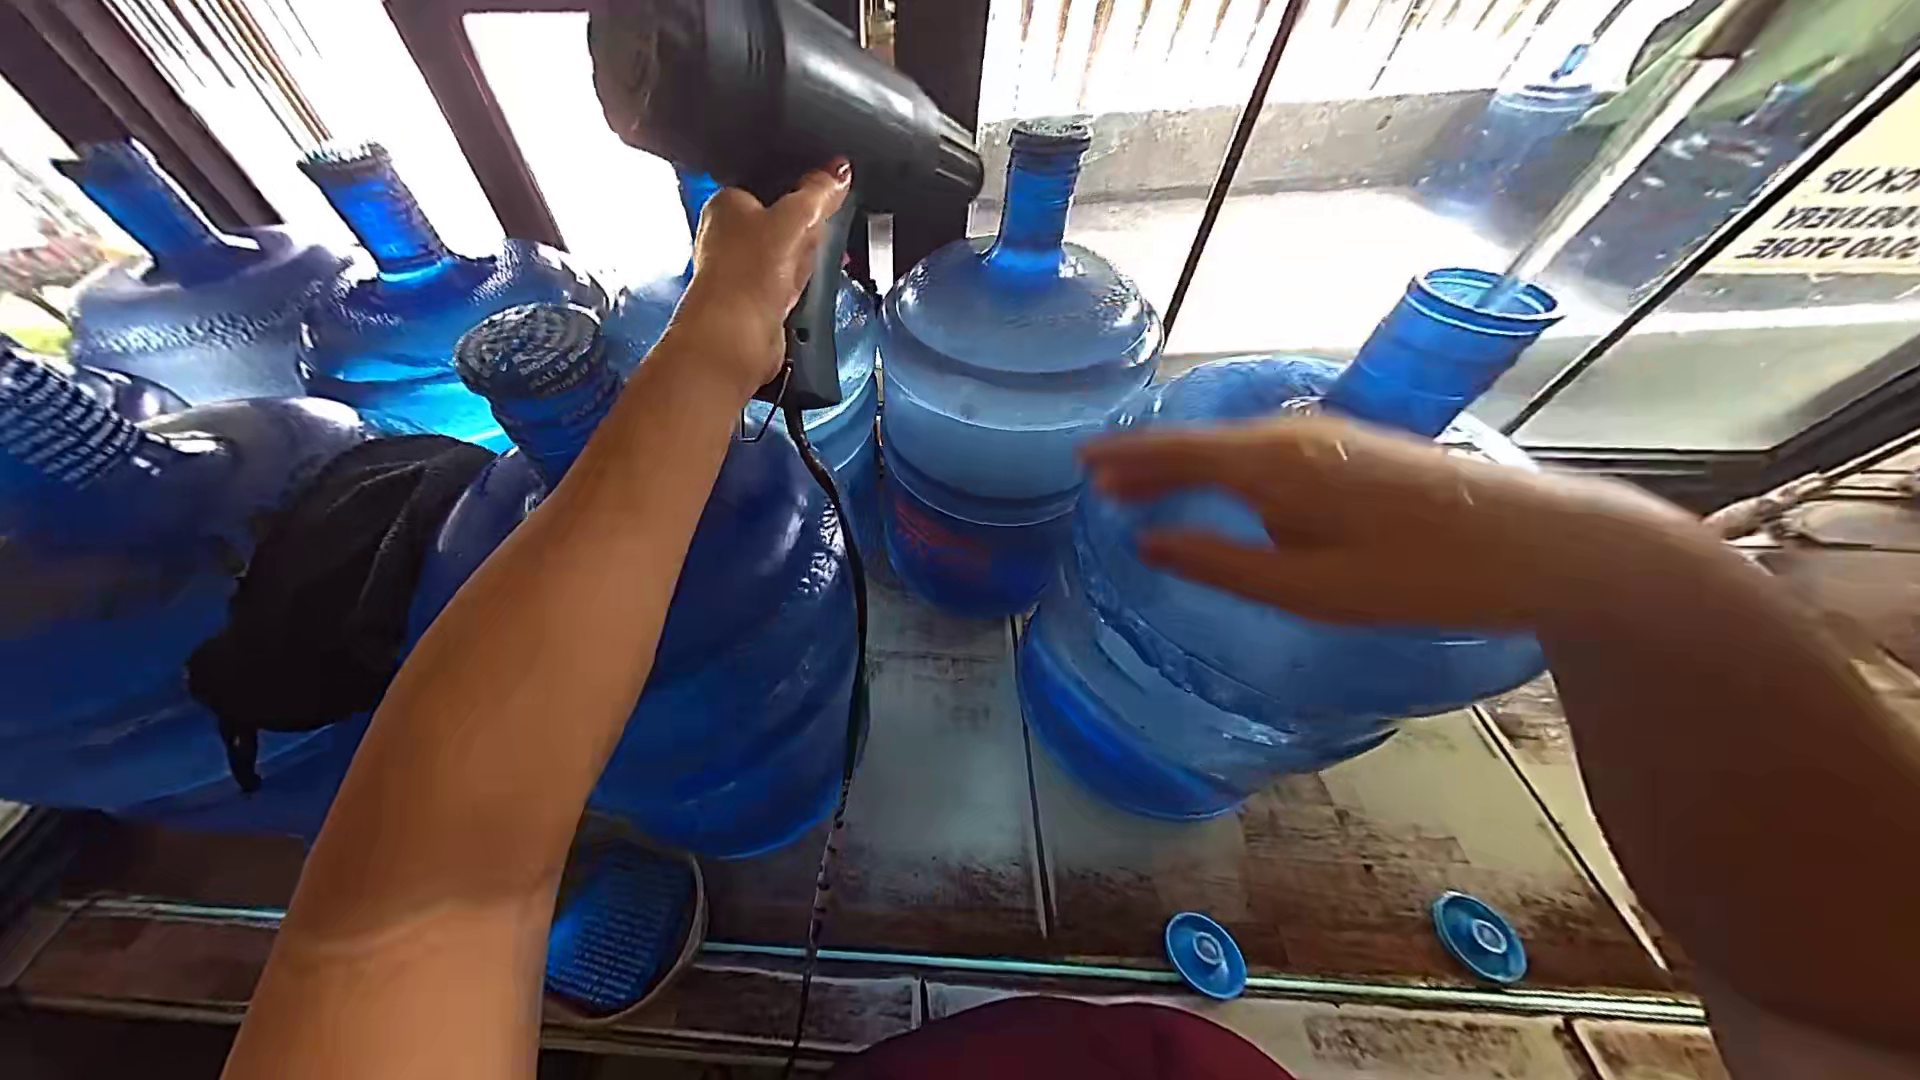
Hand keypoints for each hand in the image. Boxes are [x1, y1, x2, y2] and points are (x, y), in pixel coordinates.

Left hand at [665, 162, 852, 399]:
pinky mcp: (755, 304)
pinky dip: (799, 292)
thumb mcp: (793, 219)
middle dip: (806, 236)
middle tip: (820, 241)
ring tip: (808, 272)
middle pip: (781, 227)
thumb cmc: (746, 274)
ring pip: (786, 261)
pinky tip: (801, 295)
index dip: (799, 198)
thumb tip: (839, 171)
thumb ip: (818, 194)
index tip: (824, 205)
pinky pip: (787, 290)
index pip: (769, 188)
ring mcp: (741, 273)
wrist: (737, 335)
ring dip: (804, 267)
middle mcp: (728, 238)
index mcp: (726, 204)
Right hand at [1081, 415, 1699, 629]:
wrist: (1546, 544)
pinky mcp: (1346, 445)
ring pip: (1229, 443)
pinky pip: (1258, 448)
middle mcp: (1292, 435)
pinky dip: (1218, 464)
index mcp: (1275, 465)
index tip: (1083, 461)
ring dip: (1181, 463)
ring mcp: (1323, 434)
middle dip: (1146, 461)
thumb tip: (1146, 541)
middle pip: (1199, 442)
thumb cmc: (1421, 576)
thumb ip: (1218, 563)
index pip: (1178, 451)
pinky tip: (1211, 481)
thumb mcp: (1308, 589)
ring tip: (1140, 485)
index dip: (1126, 457)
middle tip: (1100, 481)